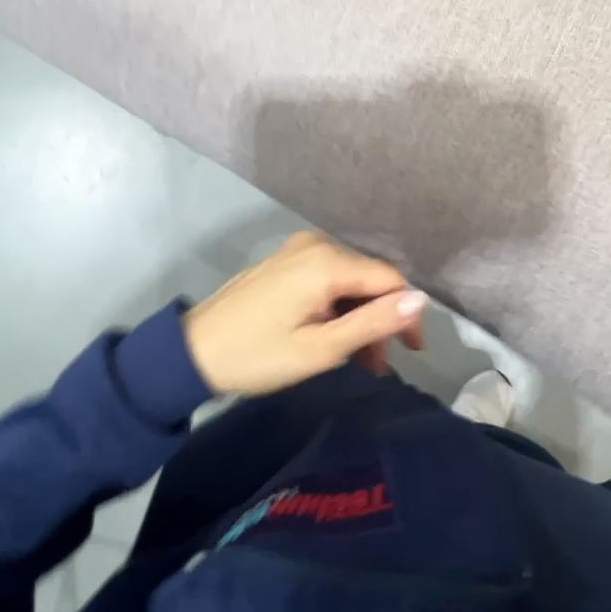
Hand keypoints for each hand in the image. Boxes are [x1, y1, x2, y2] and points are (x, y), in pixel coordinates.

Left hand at [182, 232, 425, 395]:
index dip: (406, 313)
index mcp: (327, 262)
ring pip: (350, 281)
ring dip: (359, 318)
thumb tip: (421, 301)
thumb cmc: (257, 356)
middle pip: (369, 279)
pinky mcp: (286, 262)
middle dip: (380, 321)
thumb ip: (373, 323)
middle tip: (377, 366)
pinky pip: (328, 279)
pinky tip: (334, 337)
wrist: (189, 354)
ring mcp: (298, 250)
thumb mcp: (320, 348)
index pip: (389, 279)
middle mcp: (316, 245)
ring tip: (357, 361)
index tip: (411, 352)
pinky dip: (338, 308)